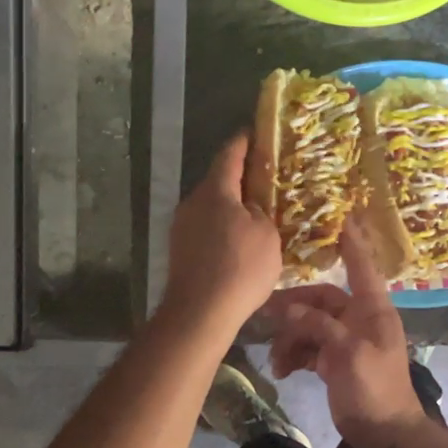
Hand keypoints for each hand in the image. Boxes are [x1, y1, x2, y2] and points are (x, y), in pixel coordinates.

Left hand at [163, 131, 281, 329]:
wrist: (200, 313)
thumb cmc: (240, 268)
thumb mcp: (267, 234)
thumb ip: (261, 211)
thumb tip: (251, 207)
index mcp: (215, 190)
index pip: (230, 154)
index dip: (244, 142)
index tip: (256, 134)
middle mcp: (193, 202)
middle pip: (218, 182)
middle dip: (240, 180)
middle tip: (265, 181)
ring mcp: (181, 227)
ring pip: (211, 208)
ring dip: (231, 208)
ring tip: (255, 215)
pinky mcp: (180, 251)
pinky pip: (206, 230)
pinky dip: (222, 229)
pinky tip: (238, 243)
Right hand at [264, 227, 427, 447]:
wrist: (383, 432)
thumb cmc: (374, 388)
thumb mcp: (347, 353)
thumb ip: (317, 325)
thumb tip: (284, 309)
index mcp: (373, 310)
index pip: (362, 268)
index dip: (352, 243)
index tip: (342, 218)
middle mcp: (360, 320)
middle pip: (321, 300)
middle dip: (294, 310)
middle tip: (264, 314)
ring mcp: (346, 341)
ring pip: (309, 326)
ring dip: (289, 339)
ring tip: (276, 361)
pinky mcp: (334, 362)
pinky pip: (308, 348)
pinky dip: (294, 355)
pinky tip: (282, 369)